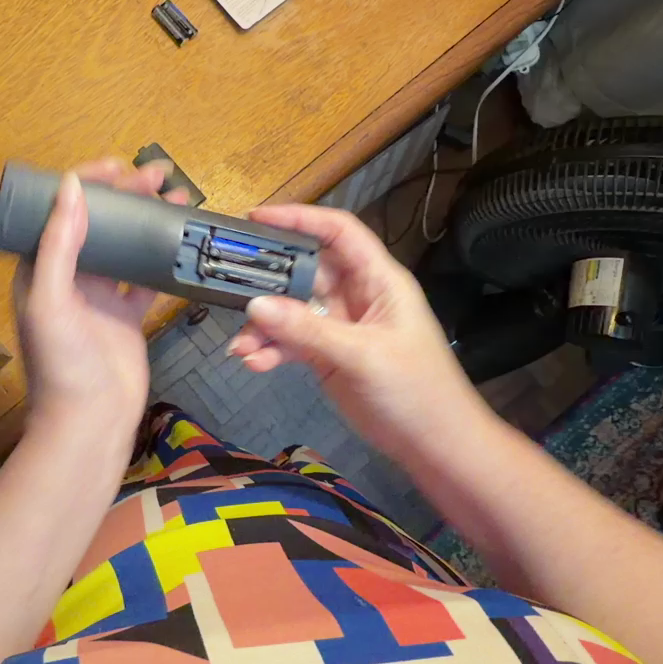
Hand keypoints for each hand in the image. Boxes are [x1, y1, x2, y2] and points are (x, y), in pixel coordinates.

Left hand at [12, 159, 186, 432]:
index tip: (120, 166)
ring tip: (178, 198)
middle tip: (160, 176)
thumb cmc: (63, 363)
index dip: (88, 183)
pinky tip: (185, 240)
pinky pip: (147, 278)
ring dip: (148, 221)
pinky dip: (164, 258)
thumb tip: (72, 184)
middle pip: (99, 223)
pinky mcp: (128, 315)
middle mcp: (70, 276)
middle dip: (127, 195)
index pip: (61, 211)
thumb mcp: (52, 300)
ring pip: (126, 245)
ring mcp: (100, 295)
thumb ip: (58, 243)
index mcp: (41, 268)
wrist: (91, 421)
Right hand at [225, 205, 492, 463]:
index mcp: (378, 280)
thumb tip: (253, 305)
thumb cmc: (415, 390)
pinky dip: (270, 350)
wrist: (435, 445)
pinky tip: (253, 363)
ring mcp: (340, 326)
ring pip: (291, 310)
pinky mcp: (327, 355)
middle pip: (304, 272)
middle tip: (227, 285)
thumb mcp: (362, 355)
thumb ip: (307, 330)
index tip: (255, 218)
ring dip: (263, 326)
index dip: (299, 219)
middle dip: (267, 281)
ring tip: (240, 348)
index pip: (338, 232)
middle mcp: (356, 295)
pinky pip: (291, 342)